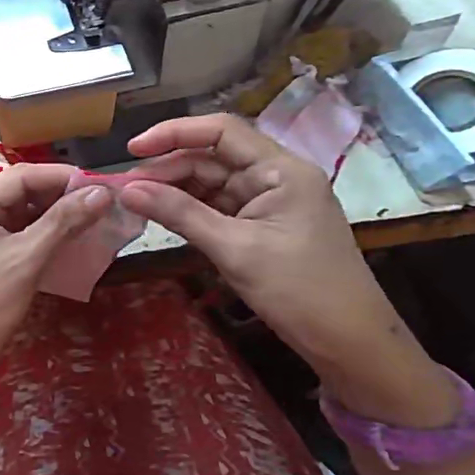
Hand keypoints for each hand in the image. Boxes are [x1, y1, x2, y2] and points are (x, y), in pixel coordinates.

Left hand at [0, 164, 110, 389]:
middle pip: (22, 190)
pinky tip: (74, 232)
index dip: (61, 177)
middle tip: (102, 200)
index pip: (21, 176)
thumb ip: (63, 221)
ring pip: (24, 209)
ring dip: (57, 212)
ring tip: (94, 214)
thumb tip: (101, 192)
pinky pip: (21, 229)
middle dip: (61, 194)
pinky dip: (47, 229)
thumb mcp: (27, 259)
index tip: (100, 183)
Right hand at [118, 115, 459, 427]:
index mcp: (281, 169)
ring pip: (212, 182)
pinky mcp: (262, 225)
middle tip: (125, 188)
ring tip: (135, 201)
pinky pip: (218, 206)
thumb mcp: (234, 249)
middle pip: (212, 157)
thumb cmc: (299, 291)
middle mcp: (275, 175)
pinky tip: (161, 215)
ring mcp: (269, 201)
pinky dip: (190, 210)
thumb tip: (126, 189)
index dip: (174, 132)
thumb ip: (179, 214)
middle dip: (168, 168)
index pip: (221, 131)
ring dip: (175, 190)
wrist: (350, 343)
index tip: (133, 149)